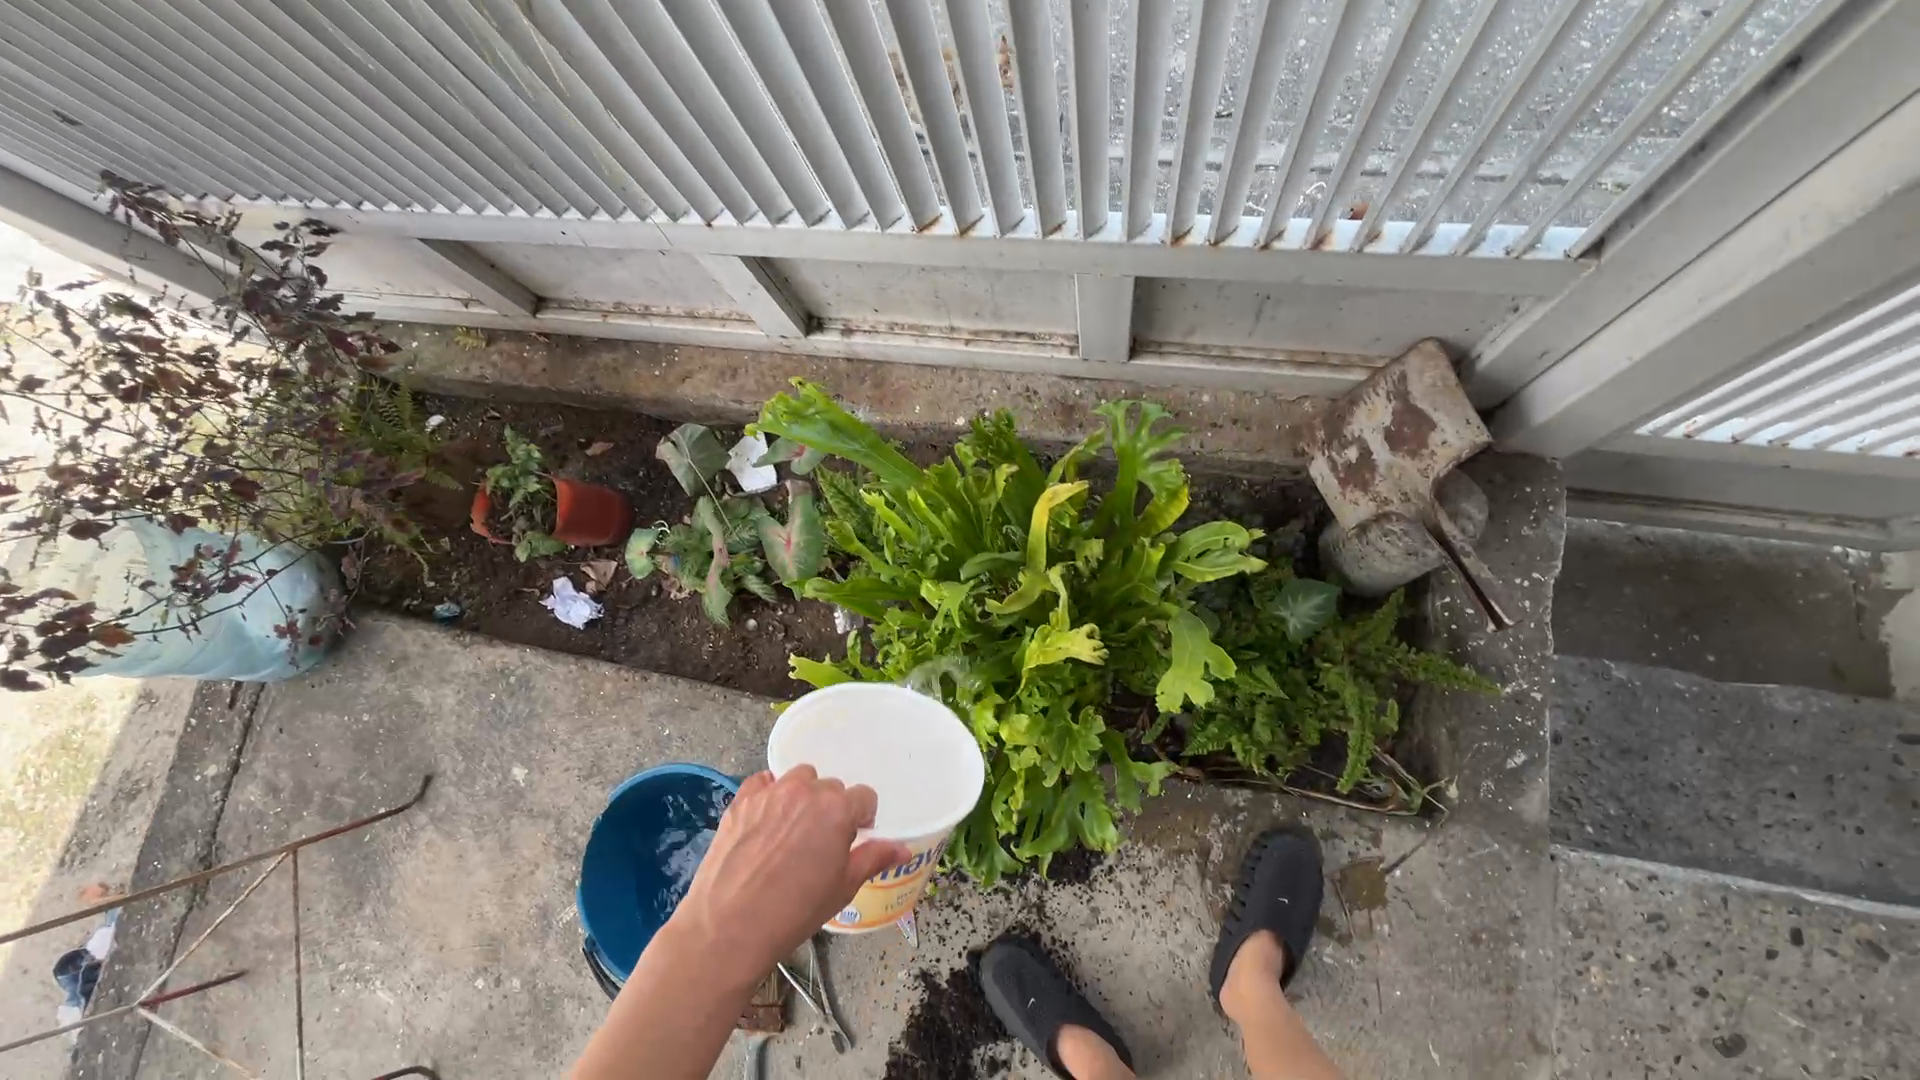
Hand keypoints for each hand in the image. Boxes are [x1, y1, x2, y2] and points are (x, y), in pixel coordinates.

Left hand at [664, 766, 909, 986]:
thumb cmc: (793, 912)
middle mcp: (805, 792)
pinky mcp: (741, 800)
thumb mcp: (842, 888)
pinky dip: (770, 794)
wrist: (728, 928)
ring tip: (794, 829)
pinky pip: (763, 782)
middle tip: (821, 842)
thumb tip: (901, 848)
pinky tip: (767, 821)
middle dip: (832, 809)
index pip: (864, 797)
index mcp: (837, 810)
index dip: (862, 818)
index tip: (853, 839)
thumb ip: (873, 859)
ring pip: (799, 778)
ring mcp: (771, 793)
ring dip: (803, 796)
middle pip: (831, 787)